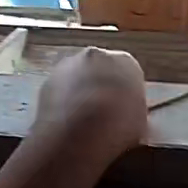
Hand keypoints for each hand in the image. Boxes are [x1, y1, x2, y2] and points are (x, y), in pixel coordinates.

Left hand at [31, 47, 146, 169]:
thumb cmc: (119, 126)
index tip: (125, 110)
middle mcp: (97, 54)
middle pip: (101, 69)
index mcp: (126, 61)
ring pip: (78, 78)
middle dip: (102, 87)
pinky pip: (60, 90)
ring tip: (83, 122)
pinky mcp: (47, 79)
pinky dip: (63, 102)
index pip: (129, 73)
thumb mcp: (140, 122)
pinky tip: (67, 123)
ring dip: (81, 93)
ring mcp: (68, 64)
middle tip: (104, 114)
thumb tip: (130, 115)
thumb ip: (134, 110)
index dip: (127, 93)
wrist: (77, 133)